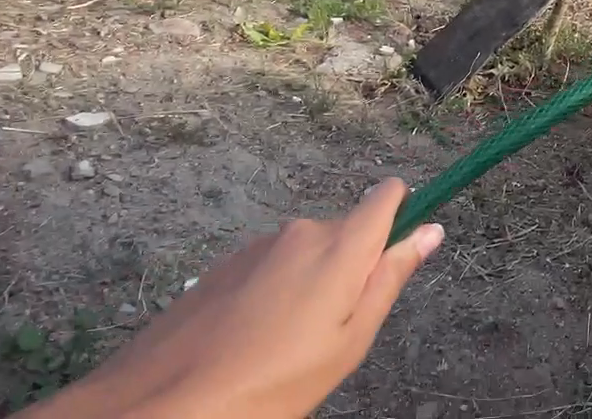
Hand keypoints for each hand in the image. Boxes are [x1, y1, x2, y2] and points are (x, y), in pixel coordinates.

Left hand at [23, 181, 442, 418]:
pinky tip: (251, 340)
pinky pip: (271, 264)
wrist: (159, 406)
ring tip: (285, 344)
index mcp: (341, 245)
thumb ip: (392, 276)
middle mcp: (303, 230)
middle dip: (350, 264)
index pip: (387, 193)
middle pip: (348, 229)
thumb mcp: (349, 341)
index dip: (399, 215)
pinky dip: (274, 291)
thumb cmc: (271, 384)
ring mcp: (260, 244)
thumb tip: (432, 230)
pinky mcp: (225, 263)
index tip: (391, 256)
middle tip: (331, 328)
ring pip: (308, 251)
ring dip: (310, 281)